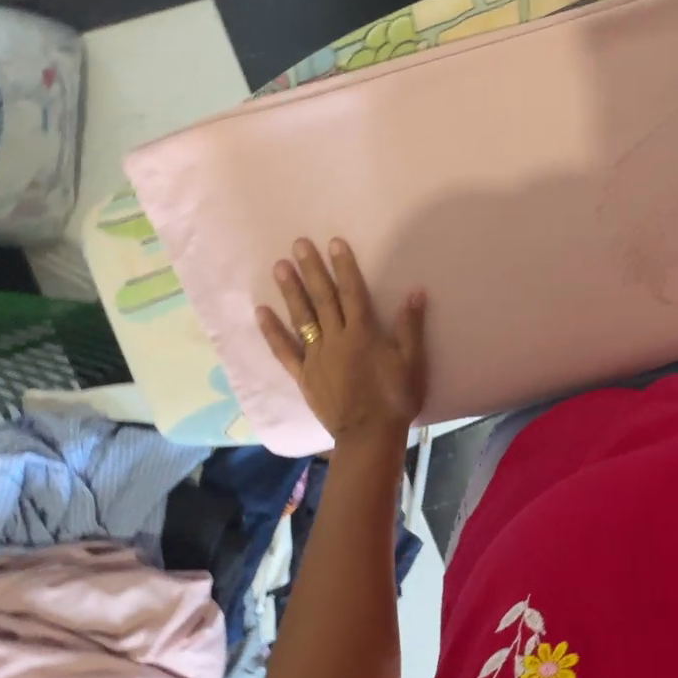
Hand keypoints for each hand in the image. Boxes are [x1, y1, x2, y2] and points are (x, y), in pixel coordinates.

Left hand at [256, 237, 427, 442]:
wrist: (369, 434)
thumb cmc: (396, 398)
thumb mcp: (412, 361)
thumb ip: (410, 327)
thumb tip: (415, 292)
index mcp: (364, 333)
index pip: (352, 292)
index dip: (344, 266)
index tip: (334, 243)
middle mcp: (336, 339)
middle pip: (323, 299)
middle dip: (312, 270)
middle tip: (299, 244)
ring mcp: (316, 356)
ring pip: (301, 318)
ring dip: (290, 291)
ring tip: (279, 266)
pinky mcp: (303, 375)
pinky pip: (284, 350)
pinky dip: (272, 330)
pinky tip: (261, 311)